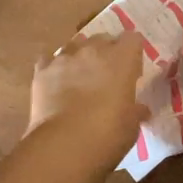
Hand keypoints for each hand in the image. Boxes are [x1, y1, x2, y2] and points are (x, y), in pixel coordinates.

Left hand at [26, 32, 146, 161]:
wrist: (65, 144)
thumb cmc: (108, 134)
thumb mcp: (131, 125)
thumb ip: (135, 110)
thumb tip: (140, 109)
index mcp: (121, 59)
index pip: (133, 39)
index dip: (132, 53)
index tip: (132, 71)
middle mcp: (93, 50)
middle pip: (103, 38)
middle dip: (106, 52)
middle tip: (107, 75)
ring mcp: (65, 57)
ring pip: (75, 44)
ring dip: (80, 56)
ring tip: (80, 77)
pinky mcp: (42, 70)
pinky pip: (49, 59)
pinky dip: (54, 68)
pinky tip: (56, 82)